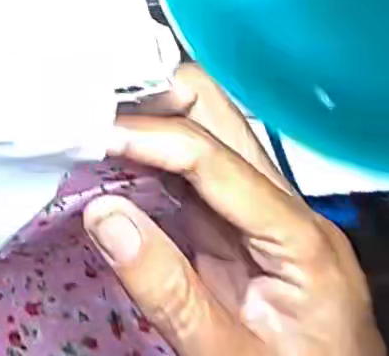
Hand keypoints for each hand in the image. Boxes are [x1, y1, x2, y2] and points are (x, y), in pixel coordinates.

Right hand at [82, 65, 385, 355]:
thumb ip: (169, 292)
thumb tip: (100, 213)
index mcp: (300, 238)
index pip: (212, 155)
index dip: (146, 135)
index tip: (89, 133)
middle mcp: (284, 204)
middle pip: (213, 110)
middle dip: (148, 95)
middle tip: (89, 106)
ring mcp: (258, 206)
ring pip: (197, 121)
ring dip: (142, 115)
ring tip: (88, 121)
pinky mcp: (230, 217)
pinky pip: (181, 158)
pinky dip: (140, 146)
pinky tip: (106, 153)